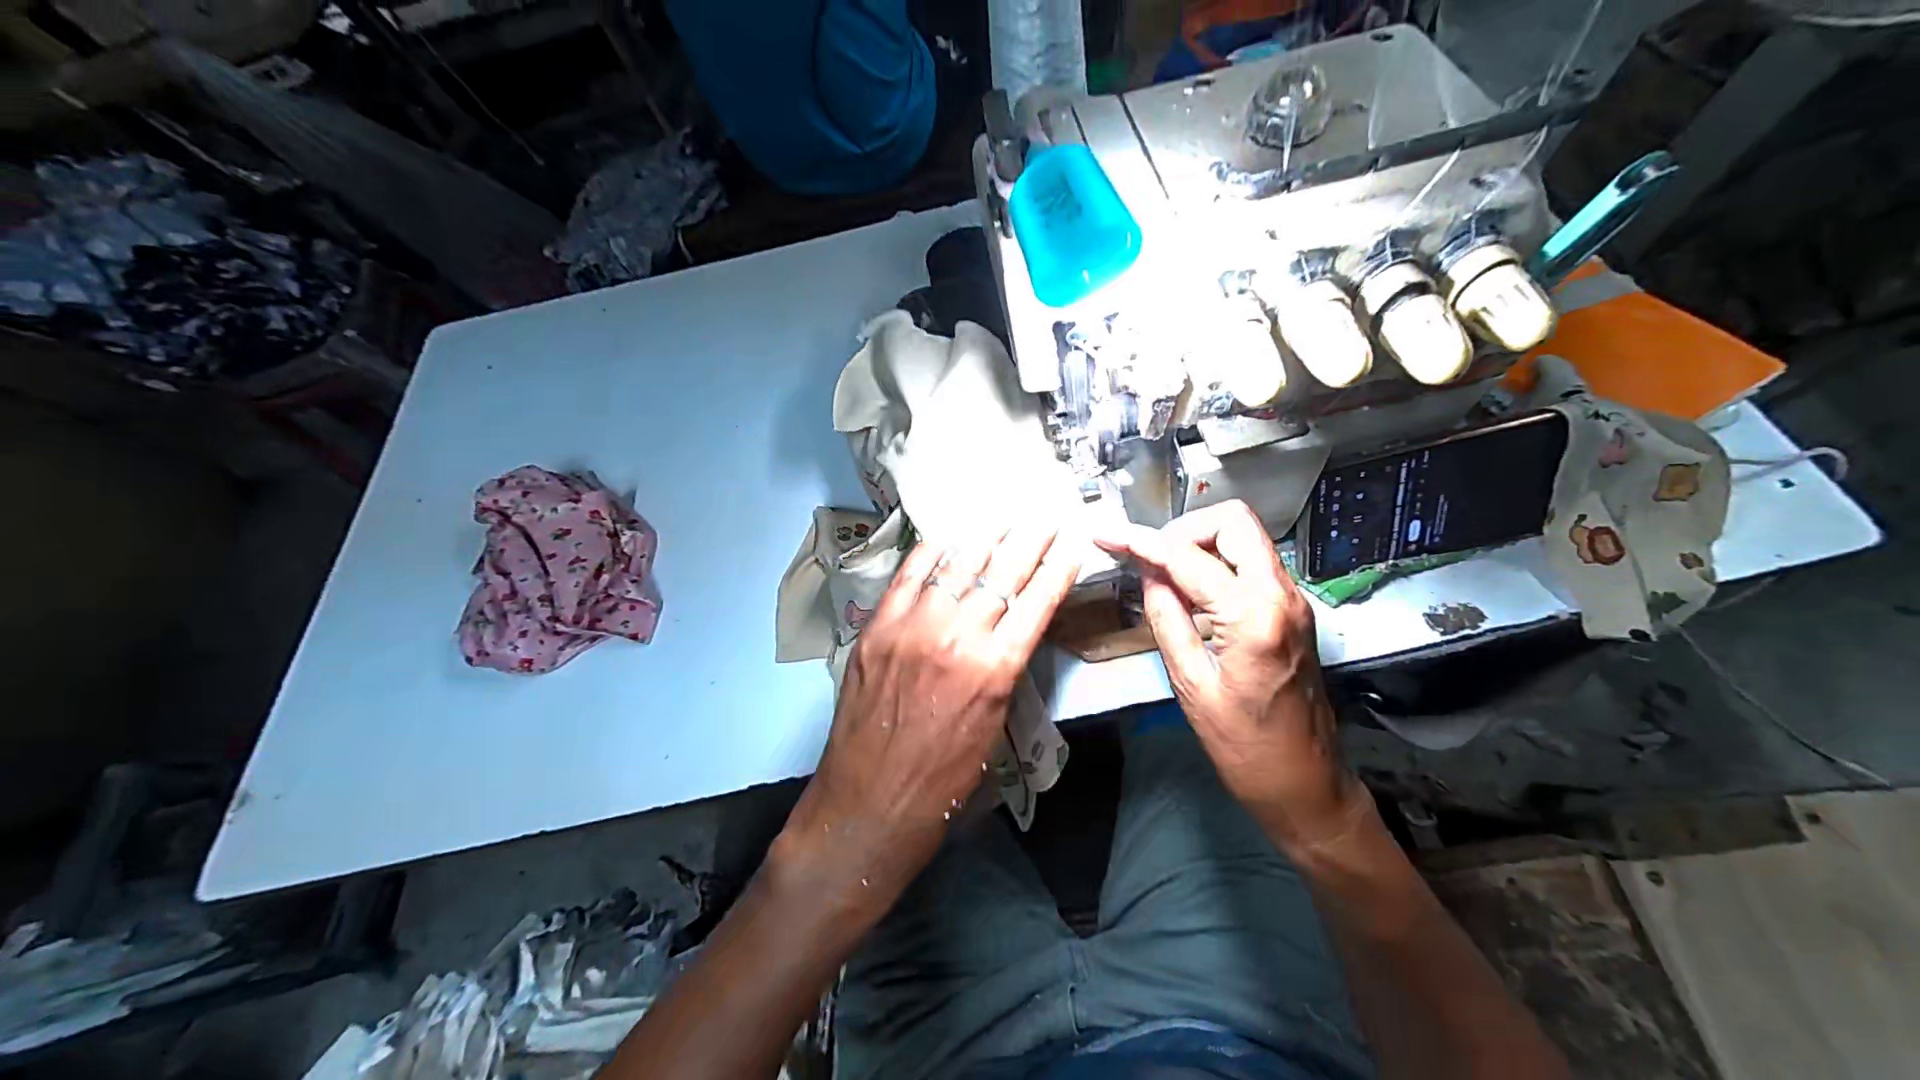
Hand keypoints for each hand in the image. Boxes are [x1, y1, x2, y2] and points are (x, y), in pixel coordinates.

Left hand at [777, 526, 1080, 904]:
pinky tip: (945, 538)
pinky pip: (907, 577)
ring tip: (1002, 520)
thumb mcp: (995, 723)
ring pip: (955, 567)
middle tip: (1043, 518)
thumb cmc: (944, 778)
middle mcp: (956, 637)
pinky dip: (929, 554)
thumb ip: (1004, 667)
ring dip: (983, 539)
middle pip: (1001, 574)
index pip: (1037, 601)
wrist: (872, 801)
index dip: (1058, 566)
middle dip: (1028, 541)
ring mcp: (912, 627)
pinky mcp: (877, 628)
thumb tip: (1012, 626)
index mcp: (995, 668)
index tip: (1072, 542)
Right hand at [1095, 502, 1367, 851]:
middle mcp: (1282, 595)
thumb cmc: (1245, 748)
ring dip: (1201, 544)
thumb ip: (1166, 617)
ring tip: (1164, 577)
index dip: (1141, 542)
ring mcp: (1294, 601)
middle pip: (1232, 521)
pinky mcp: (1293, 611)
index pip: (1187, 556)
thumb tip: (1148, 573)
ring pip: (1245, 537)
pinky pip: (1253, 564)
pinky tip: (1192, 594)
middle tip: (1150, 559)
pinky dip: (1218, 563)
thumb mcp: (1191, 683)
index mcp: (1253, 615)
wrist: (1306, 784)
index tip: (1108, 536)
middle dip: (1183, 529)